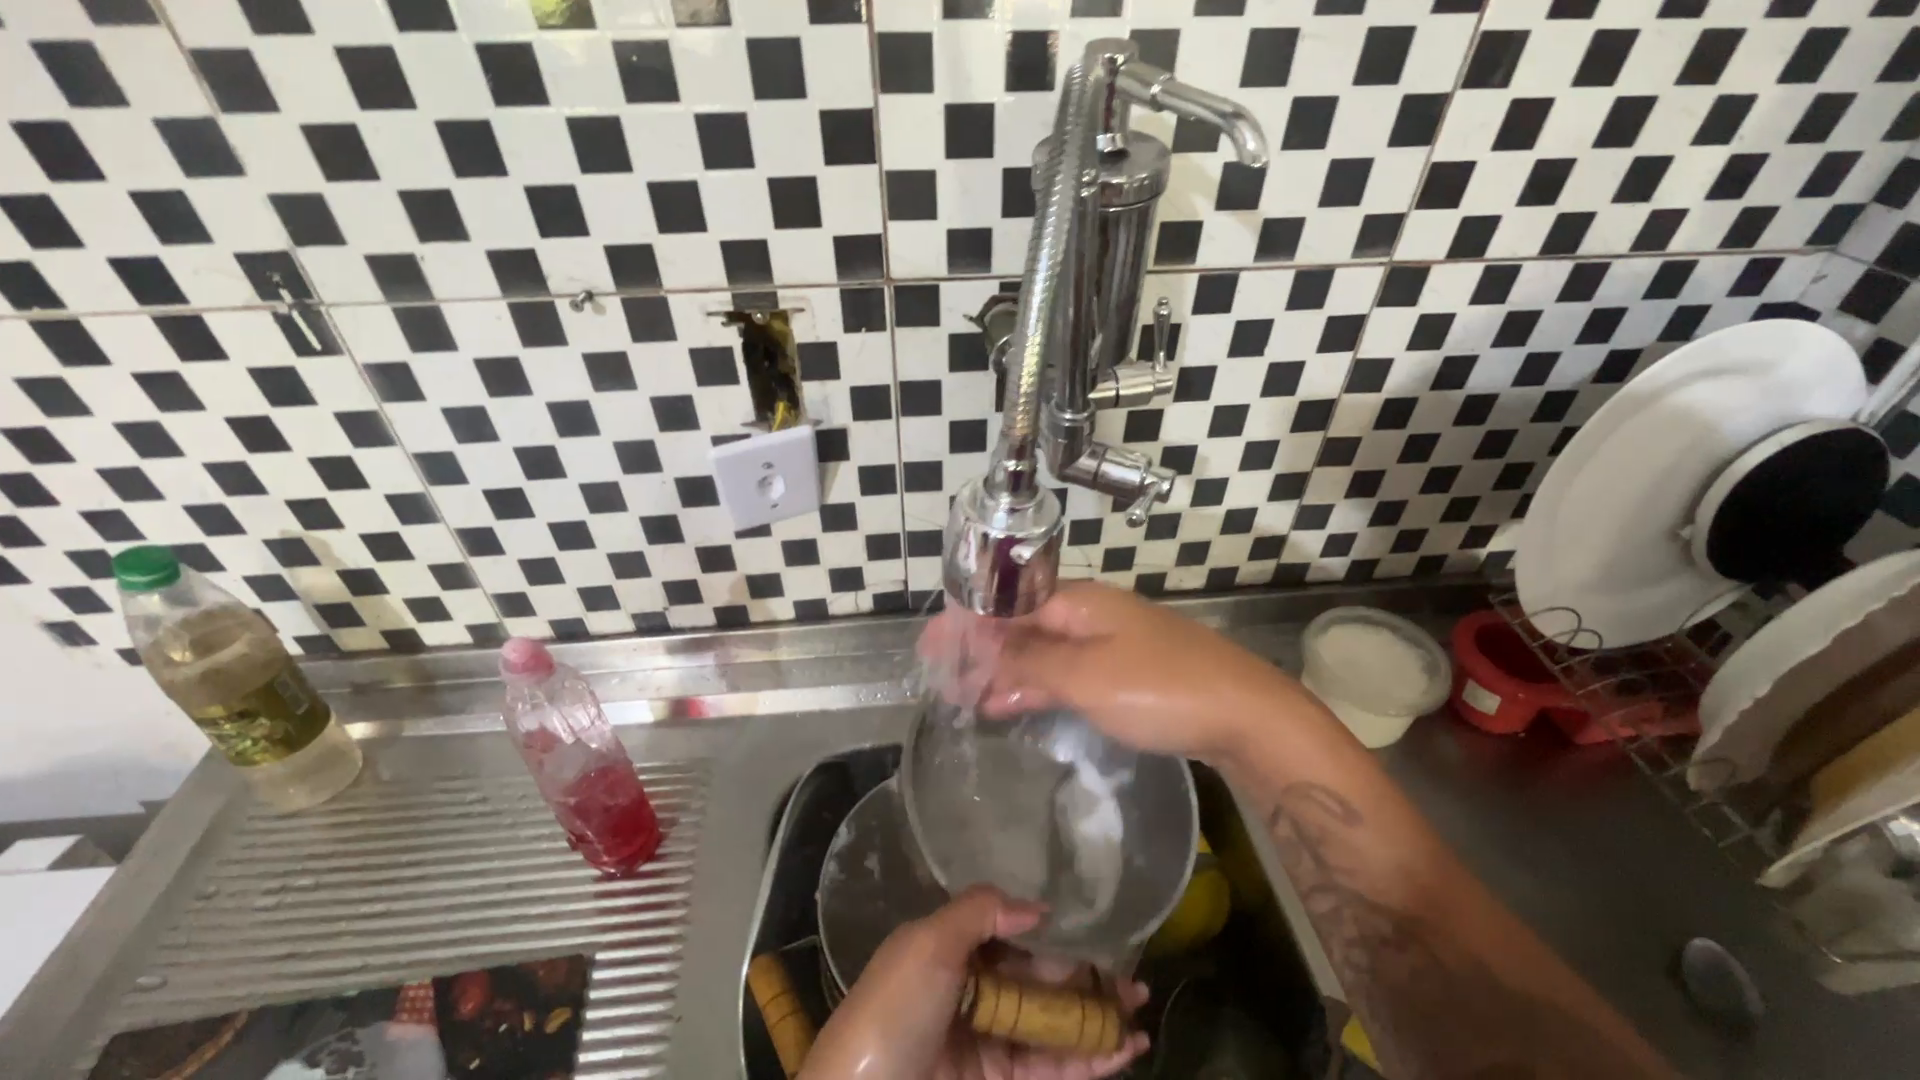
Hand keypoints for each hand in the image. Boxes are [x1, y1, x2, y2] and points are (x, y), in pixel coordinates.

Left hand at [801, 886, 1148, 1079]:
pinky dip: (1092, 1059)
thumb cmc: (896, 1009)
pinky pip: (1053, 1067)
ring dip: (1098, 1020)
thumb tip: (1039, 907)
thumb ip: (981, 912)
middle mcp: (971, 995)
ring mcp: (988, 1044)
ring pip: (1052, 1027)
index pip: (1011, 940)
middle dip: (1087, 980)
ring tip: (1142, 1012)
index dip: (1055, 938)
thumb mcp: (927, 942)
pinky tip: (1127, 1048)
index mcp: (948, 954)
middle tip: (1135, 980)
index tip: (1098, 935)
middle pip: (1039, 983)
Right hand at [920, 582, 1308, 763]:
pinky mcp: (1124, 675)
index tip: (929, 648)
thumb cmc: (1161, 689)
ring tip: (965, 699)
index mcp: (1079, 601)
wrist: (1246, 715)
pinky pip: (1066, 674)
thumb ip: (1029, 666)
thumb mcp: (1086, 677)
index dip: (965, 623)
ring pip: (1043, 652)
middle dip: (979, 650)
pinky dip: (1035, 688)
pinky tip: (1012, 707)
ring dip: (1004, 672)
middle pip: (1021, 625)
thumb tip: (979, 660)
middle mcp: (1090, 614)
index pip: (1006, 602)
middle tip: (941, 681)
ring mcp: (1109, 645)